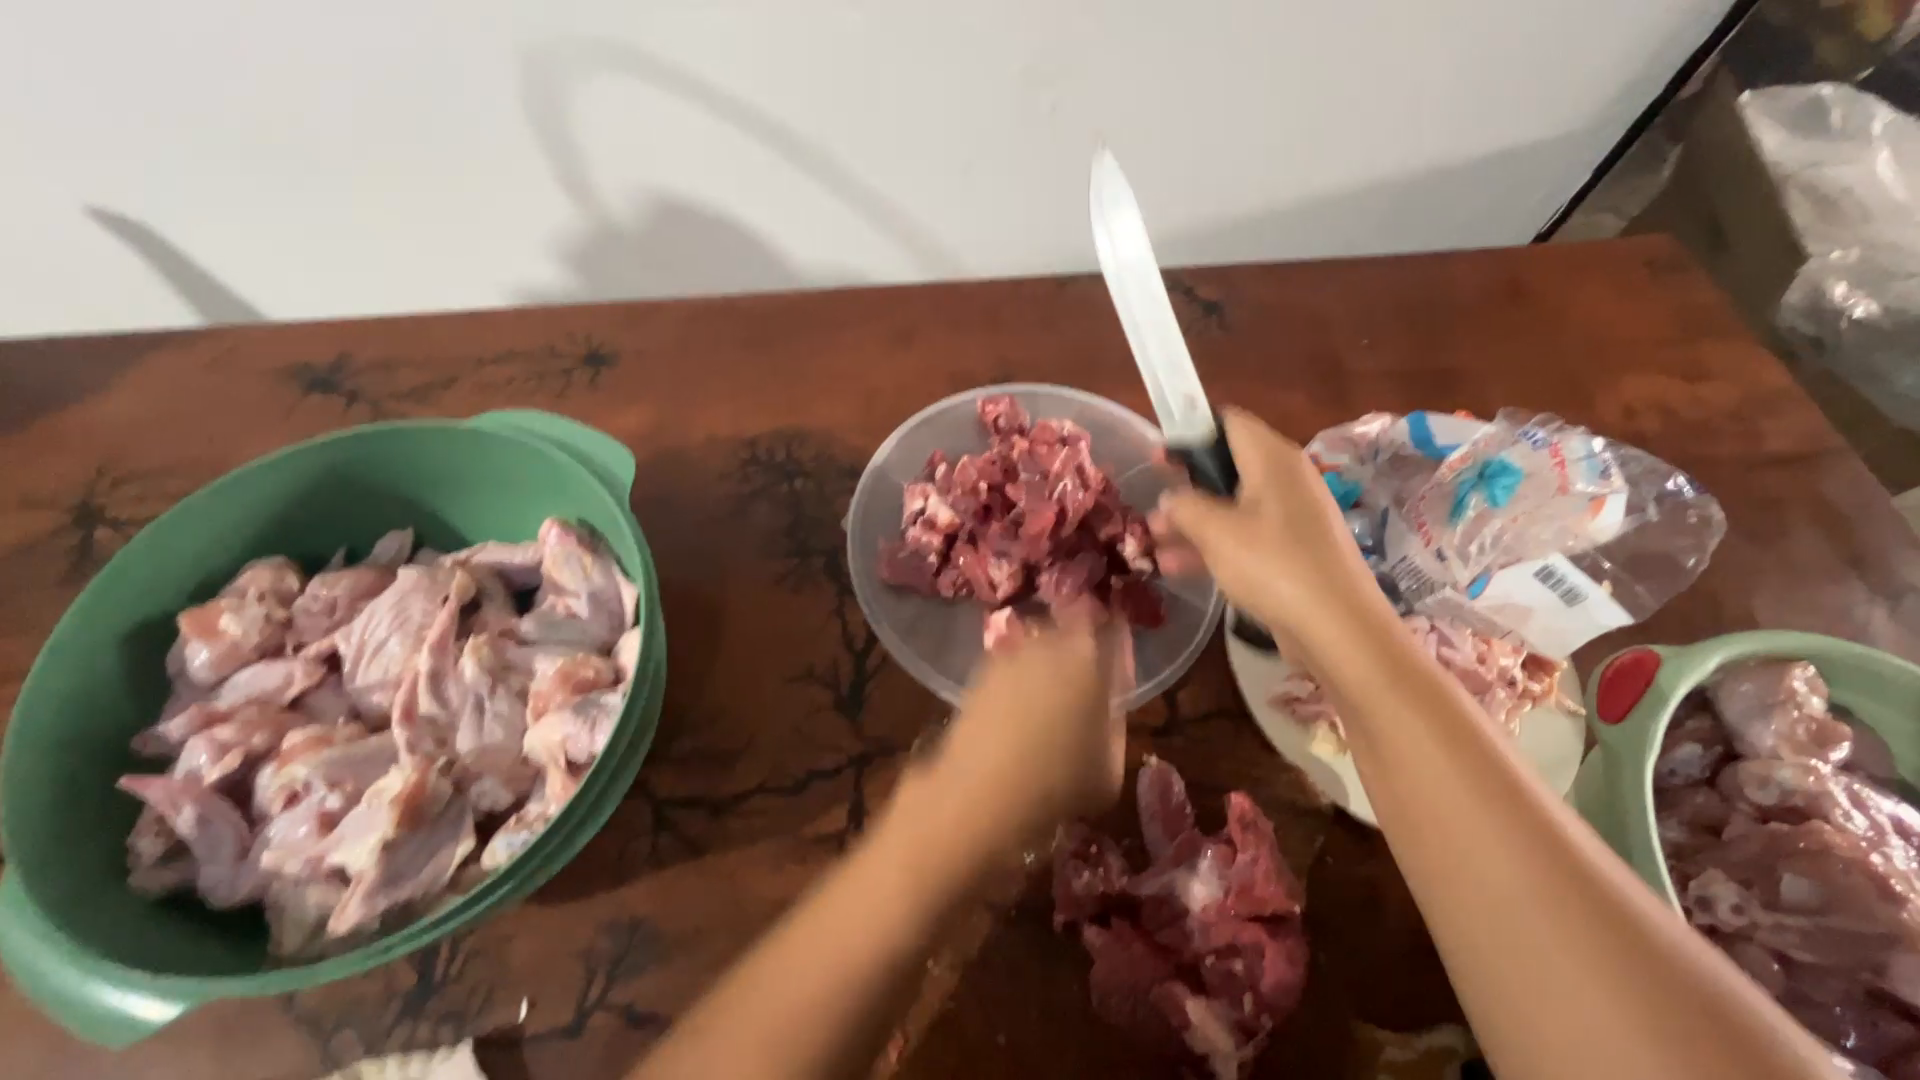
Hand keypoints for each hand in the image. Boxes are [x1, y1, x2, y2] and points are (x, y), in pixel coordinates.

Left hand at [923, 612, 1131, 845]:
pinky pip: (1005, 670)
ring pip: (1031, 648)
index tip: (1112, 649)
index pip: (1104, 625)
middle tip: (1080, 679)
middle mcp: (1045, 644)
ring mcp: (1006, 657)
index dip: (1109, 634)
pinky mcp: (975, 677)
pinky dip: (1012, 685)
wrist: (985, 794)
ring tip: (1044, 702)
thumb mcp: (1111, 766)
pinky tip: (1013, 717)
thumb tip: (1110, 707)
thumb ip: (1114, 723)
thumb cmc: (1063, 782)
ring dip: (1040, 666)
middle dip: (1073, 647)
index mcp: (1088, 656)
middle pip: (1064, 630)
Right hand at [1152, 408, 1382, 643]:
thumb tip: (1170, 497)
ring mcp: (1292, 518)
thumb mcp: (1216, 531)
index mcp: (1272, 459)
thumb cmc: (1273, 565)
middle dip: (1187, 483)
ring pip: (1233, 506)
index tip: (1159, 454)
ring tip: (1153, 541)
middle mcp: (1286, 480)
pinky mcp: (1293, 552)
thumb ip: (1184, 506)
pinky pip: (1245, 537)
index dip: (1190, 431)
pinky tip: (1178, 568)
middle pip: (1229, 465)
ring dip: (1193, 521)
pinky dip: (1214, 545)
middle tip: (1152, 499)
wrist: (1336, 626)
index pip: (1228, 422)